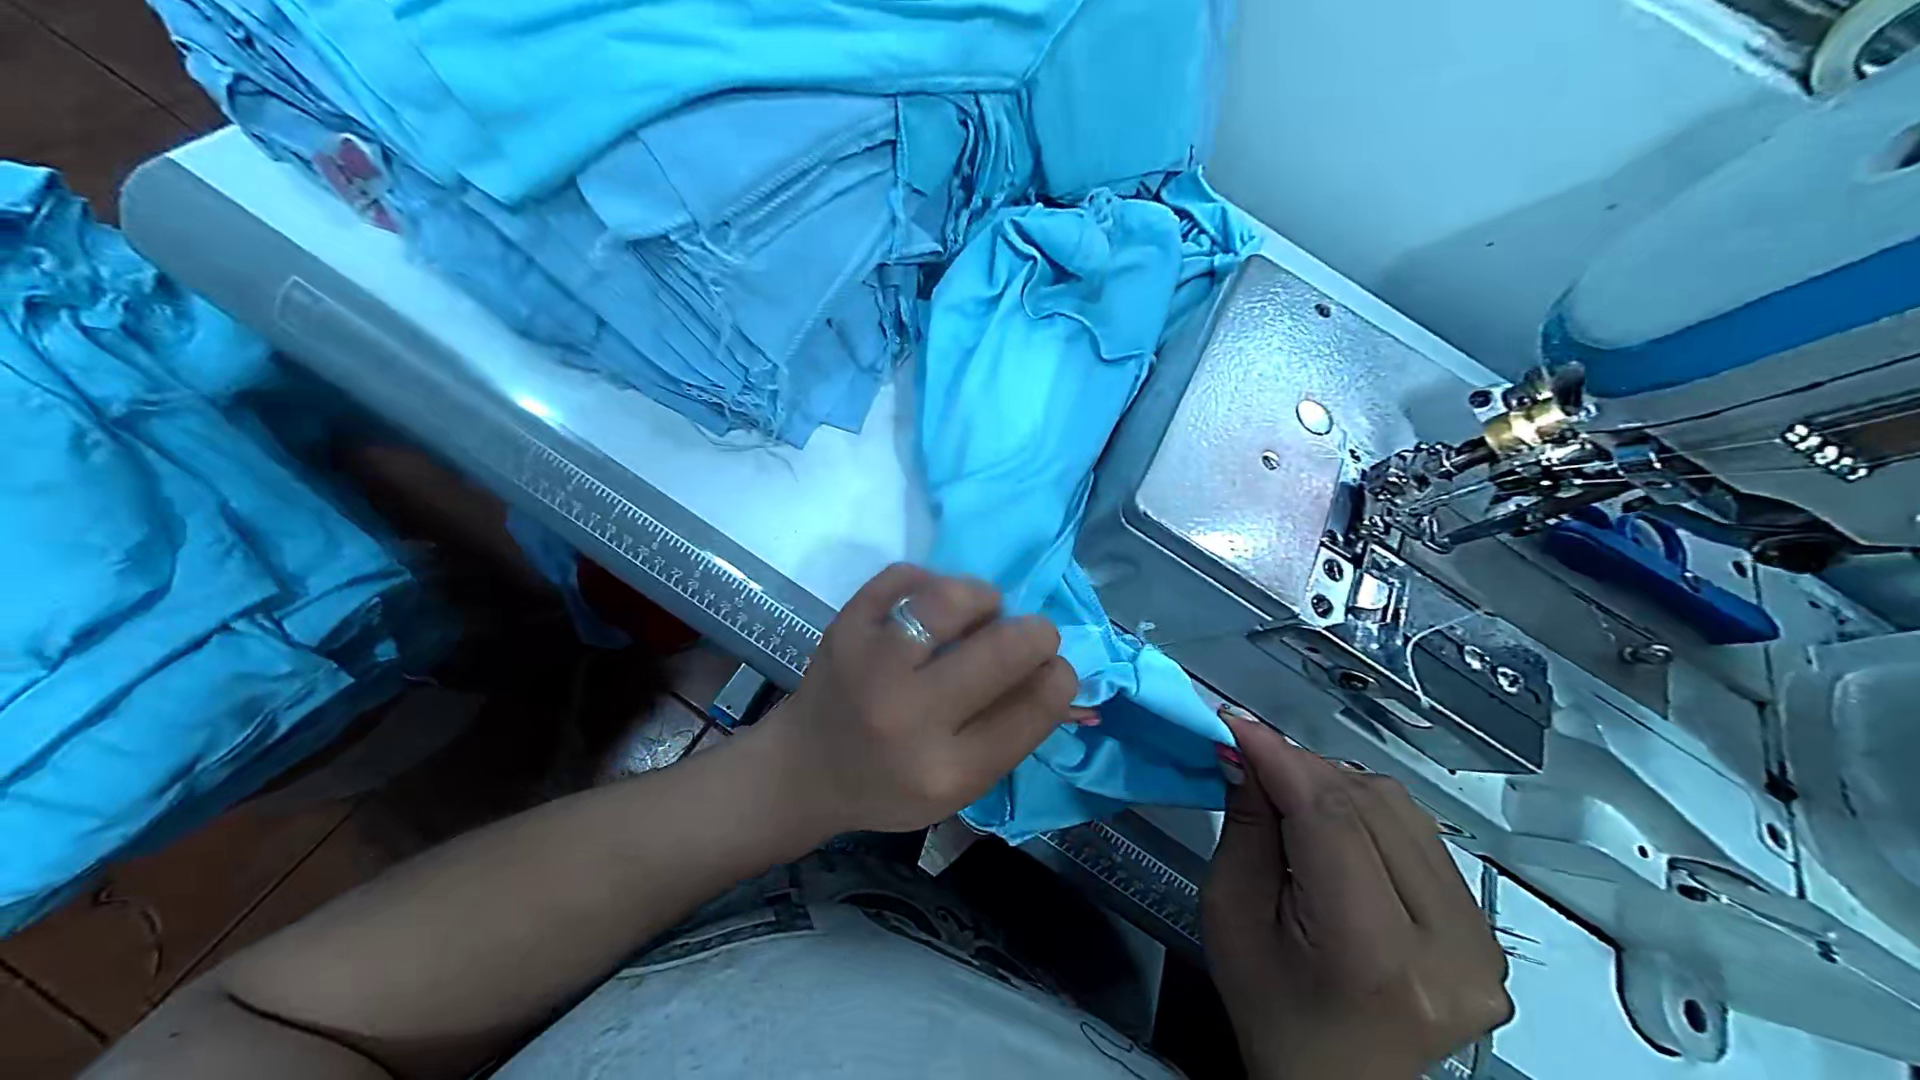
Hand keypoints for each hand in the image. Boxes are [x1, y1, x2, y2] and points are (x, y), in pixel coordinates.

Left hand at [761, 563, 1078, 835]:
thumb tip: (1061, 671)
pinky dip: (931, 581)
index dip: (1060, 677)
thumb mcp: (960, 785)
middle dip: (1037, 633)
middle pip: (1003, 649)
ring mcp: (869, 665)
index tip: (1055, 669)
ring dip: (984, 597)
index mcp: (947, 771)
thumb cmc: (891, 784)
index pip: (1035, 707)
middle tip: (1031, 634)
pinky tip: (933, 603)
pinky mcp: (844, 627)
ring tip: (984, 611)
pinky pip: (903, 576)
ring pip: (950, 599)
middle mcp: (908, 716)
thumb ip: (1014, 730)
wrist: (805, 769)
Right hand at [1201, 710, 1512, 1079]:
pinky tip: (1329, 820)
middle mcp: (1449, 947)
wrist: (1334, 1079)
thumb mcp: (1230, 913)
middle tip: (1250, 757)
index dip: (1281, 760)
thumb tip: (1246, 754)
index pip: (1330, 822)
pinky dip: (1365, 808)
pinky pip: (1420, 833)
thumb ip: (1245, 827)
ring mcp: (1481, 941)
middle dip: (1301, 767)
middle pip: (1369, 806)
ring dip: (1333, 783)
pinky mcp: (1486, 931)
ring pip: (1399, 808)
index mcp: (1373, 953)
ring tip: (1286, 791)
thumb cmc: (1268, 1005)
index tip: (1236, 724)